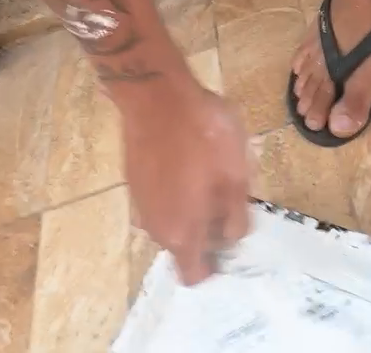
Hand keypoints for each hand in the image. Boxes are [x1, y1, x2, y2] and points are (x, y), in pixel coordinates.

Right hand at [117, 73, 252, 285]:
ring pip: (173, 215)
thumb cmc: (203, 136)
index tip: (232, 238)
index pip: (195, 275)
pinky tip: (191, 152)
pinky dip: (177, 183)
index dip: (216, 264)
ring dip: (192, 202)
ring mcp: (140, 201)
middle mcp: (154, 226)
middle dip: (208, 225)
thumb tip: (232, 239)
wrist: (157, 95)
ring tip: (212, 166)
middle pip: (185, 243)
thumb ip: (236, 216)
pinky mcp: (134, 176)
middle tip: (228, 192)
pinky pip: (161, 193)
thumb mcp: (236, 175)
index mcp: (180, 234)